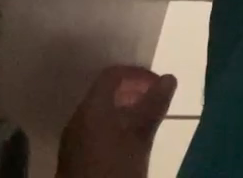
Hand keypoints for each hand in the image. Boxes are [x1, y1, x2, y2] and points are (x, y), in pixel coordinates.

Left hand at [58, 65, 176, 177]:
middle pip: (105, 92)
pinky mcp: (74, 158)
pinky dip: (114, 128)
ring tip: (145, 124)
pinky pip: (95, 130)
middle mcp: (79, 117)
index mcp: (92, 107)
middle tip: (154, 102)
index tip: (157, 85)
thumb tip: (169, 78)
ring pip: (100, 113)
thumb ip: (154, 105)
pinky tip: (128, 144)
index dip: (137, 74)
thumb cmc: (115, 168)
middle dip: (132, 92)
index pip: (113, 74)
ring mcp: (74, 139)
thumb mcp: (140, 137)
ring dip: (124, 111)